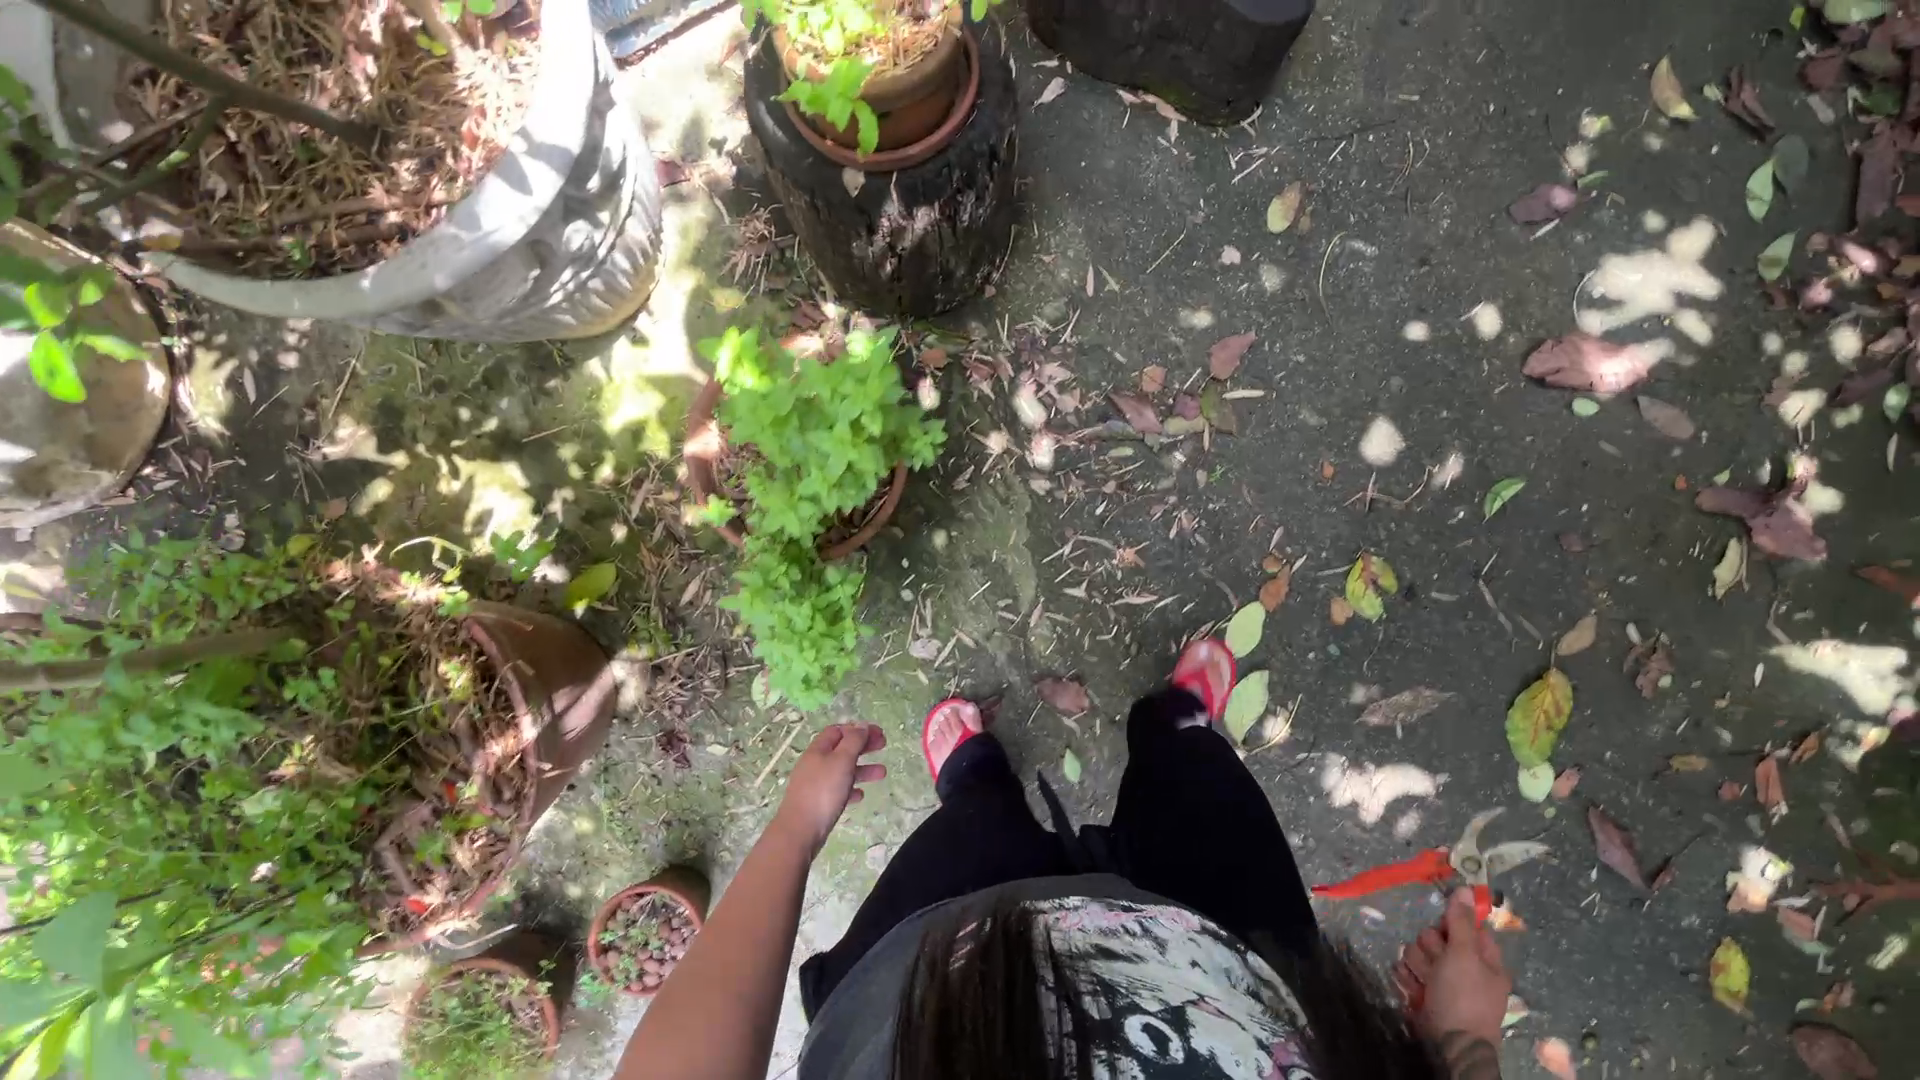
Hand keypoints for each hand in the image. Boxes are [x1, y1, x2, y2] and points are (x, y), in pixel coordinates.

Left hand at [771, 723, 886, 856]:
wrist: (800, 831)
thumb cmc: (823, 792)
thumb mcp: (842, 761)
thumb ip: (853, 741)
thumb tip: (861, 724)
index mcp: (819, 750)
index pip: (838, 730)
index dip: (858, 729)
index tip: (878, 733)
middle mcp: (815, 764)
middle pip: (841, 749)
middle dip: (863, 746)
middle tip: (883, 745)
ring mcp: (816, 784)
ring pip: (842, 770)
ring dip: (862, 768)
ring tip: (882, 773)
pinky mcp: (818, 803)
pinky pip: (838, 790)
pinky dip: (851, 789)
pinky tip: (860, 795)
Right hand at [1395, 888, 1510, 1064]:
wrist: (1449, 1043)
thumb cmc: (1464, 996)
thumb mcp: (1464, 954)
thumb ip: (1460, 921)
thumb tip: (1466, 887)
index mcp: (1483, 959)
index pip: (1462, 925)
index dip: (1450, 925)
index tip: (1444, 931)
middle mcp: (1463, 966)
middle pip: (1433, 936)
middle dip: (1429, 948)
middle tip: (1437, 964)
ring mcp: (1442, 979)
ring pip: (1416, 952)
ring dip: (1417, 965)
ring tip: (1425, 982)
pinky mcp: (1423, 990)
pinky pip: (1406, 970)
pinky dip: (1408, 978)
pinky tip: (1416, 989)